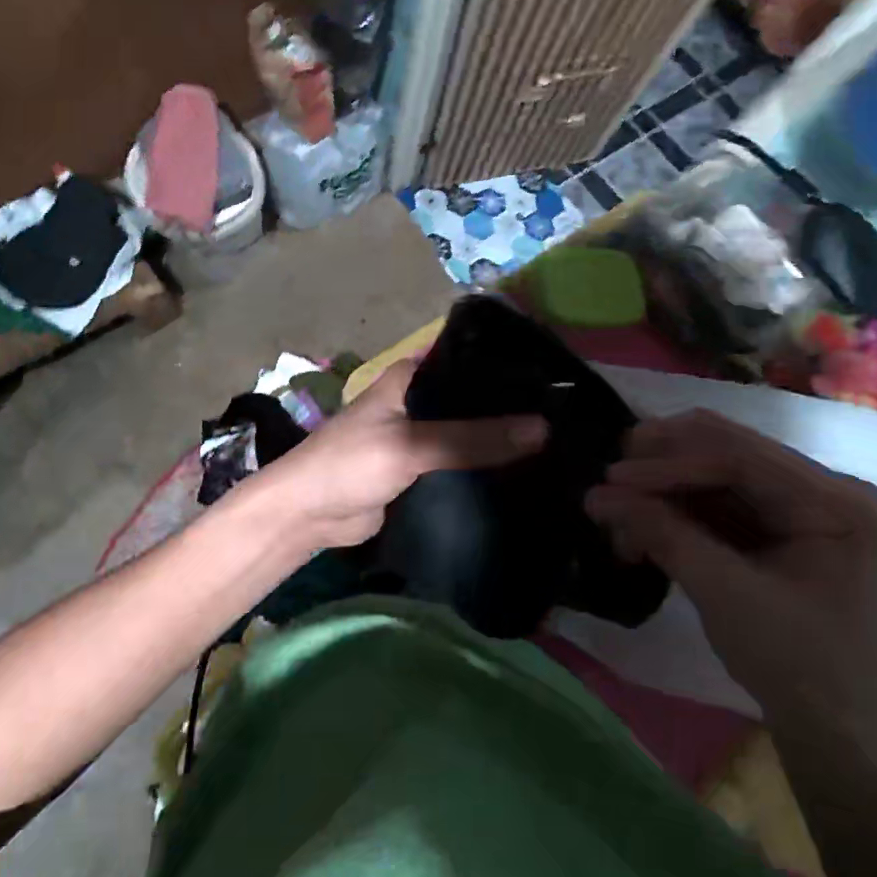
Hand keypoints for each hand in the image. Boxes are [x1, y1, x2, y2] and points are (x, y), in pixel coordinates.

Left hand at [246, 360, 547, 550]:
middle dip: (511, 410)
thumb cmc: (350, 463)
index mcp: (411, 378)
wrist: (308, 514)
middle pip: (473, 401)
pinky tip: (527, 474)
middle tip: (568, 418)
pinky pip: (461, 466)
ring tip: (560, 445)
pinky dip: (486, 469)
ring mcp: (420, 438)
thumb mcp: (411, 445)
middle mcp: (418, 402)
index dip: (509, 368)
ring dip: (501, 441)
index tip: (556, 380)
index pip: (468, 362)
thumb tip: (543, 430)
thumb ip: (472, 438)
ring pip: (469, 435)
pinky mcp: (422, 472)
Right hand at [584, 409, 876, 729]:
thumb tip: (595, 495)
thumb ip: (663, 534)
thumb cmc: (797, 663)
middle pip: (726, 454)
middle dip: (661, 469)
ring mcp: (799, 510)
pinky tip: (635, 534)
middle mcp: (822, 491)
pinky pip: (715, 506)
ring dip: (660, 494)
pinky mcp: (776, 531)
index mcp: (836, 501)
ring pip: (712, 477)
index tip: (612, 478)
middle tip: (607, 482)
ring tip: (613, 518)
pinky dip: (672, 515)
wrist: (834, 730)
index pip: (740, 457)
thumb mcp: (725, 594)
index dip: (670, 464)